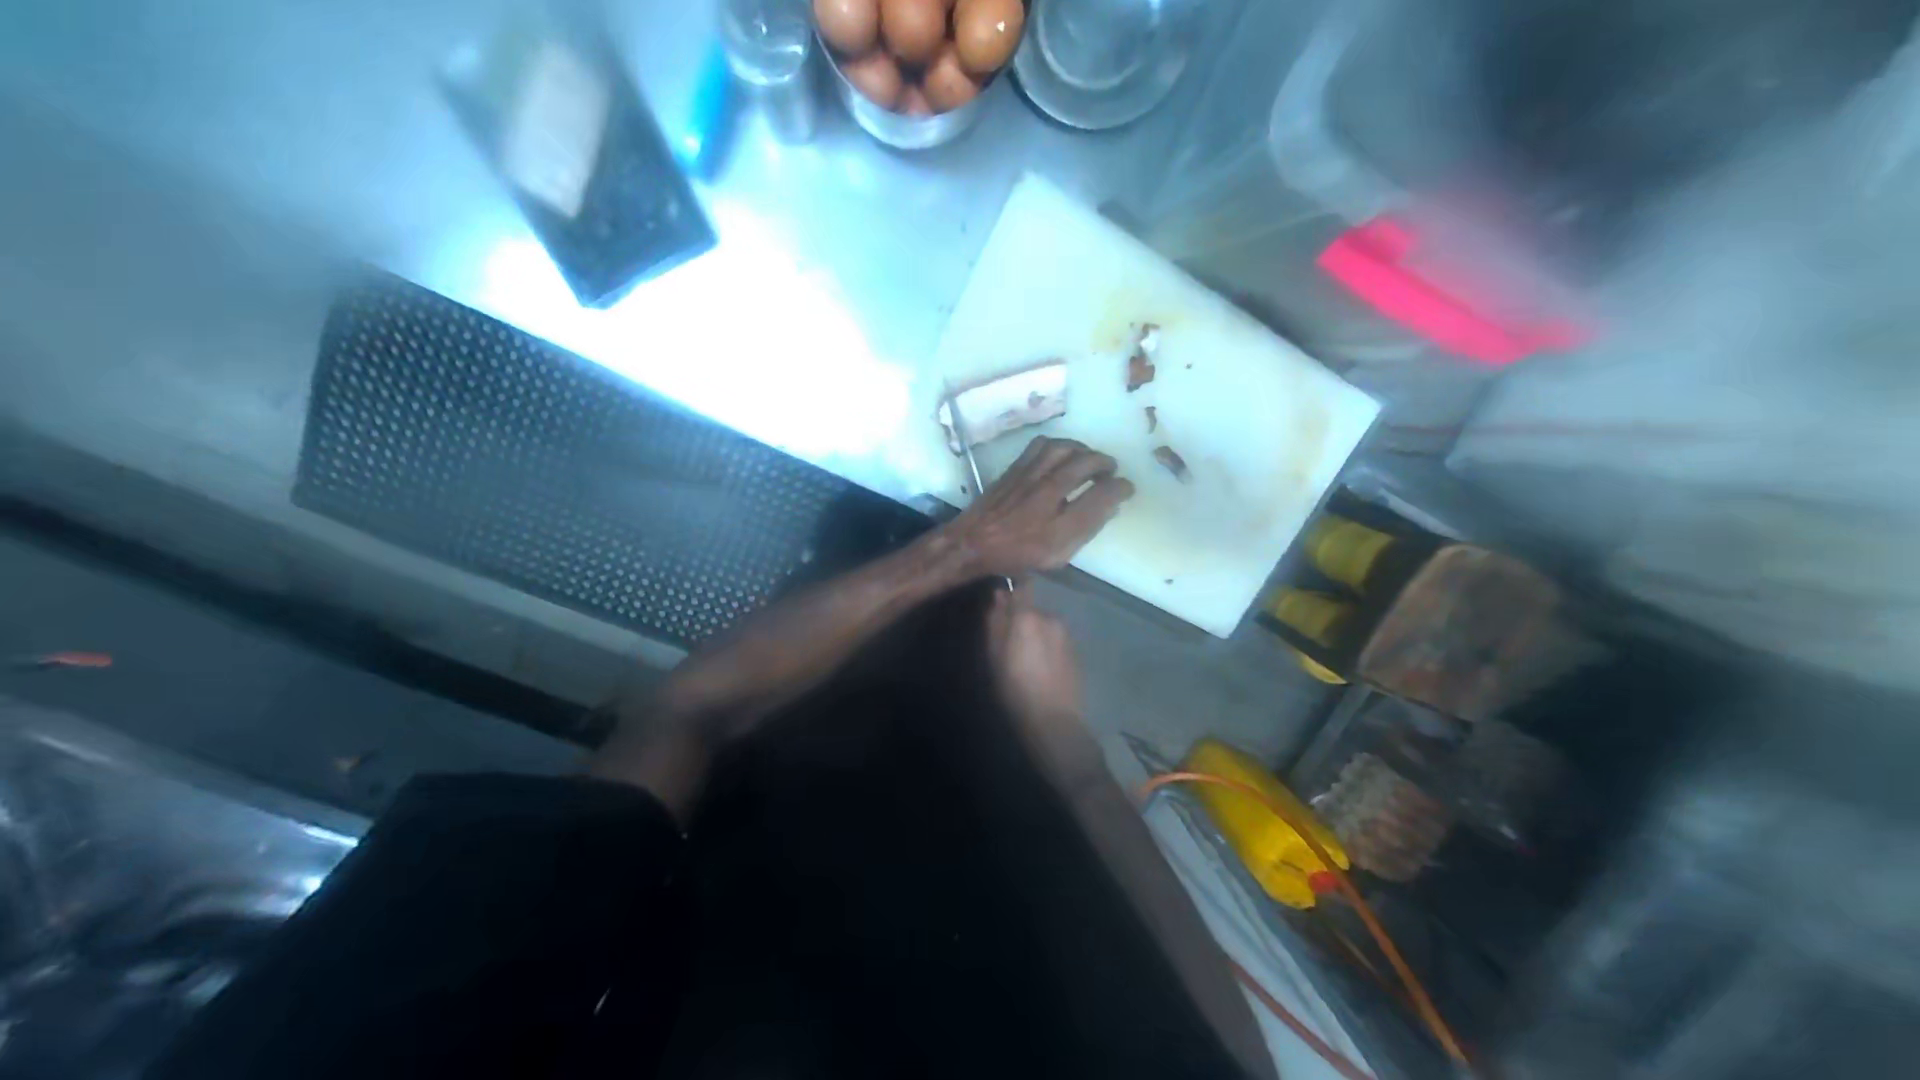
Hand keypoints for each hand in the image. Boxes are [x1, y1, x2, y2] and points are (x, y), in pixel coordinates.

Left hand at [946, 437, 1134, 578]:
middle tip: (1111, 471)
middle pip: (1085, 461)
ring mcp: (1029, 474)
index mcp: (1061, 514)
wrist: (971, 543)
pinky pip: (1041, 445)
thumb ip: (1086, 528)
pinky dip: (1059, 445)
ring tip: (1089, 458)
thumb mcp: (1057, 554)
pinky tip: (1061, 453)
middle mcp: (1047, 488)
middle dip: (1104, 463)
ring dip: (1083, 450)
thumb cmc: (1015, 555)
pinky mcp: (1014, 468)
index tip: (1127, 489)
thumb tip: (1110, 505)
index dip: (1120, 488)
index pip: (1102, 491)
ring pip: (1064, 448)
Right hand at [986, 586, 1082, 723]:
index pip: (1023, 586)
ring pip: (1045, 624)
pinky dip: (1048, 645)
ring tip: (1026, 657)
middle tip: (1009, 641)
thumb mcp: (994, 655)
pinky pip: (1056, 639)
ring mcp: (1067, 634)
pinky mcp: (1076, 650)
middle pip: (1033, 608)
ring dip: (1036, 633)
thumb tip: (998, 594)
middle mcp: (1051, 618)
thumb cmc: (1015, 688)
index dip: (1014, 588)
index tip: (1004, 597)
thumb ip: (996, 621)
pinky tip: (1042, 666)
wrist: (1053, 719)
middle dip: (1022, 618)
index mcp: (1028, 616)